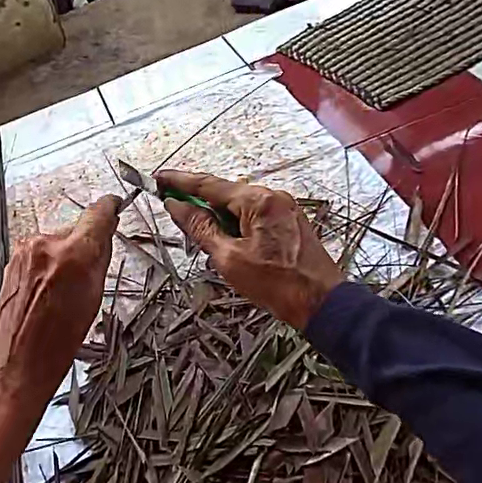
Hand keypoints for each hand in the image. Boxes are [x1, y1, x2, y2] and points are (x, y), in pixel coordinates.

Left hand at [0, 194, 119, 482]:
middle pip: (77, 227)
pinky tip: (51, 291)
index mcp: (73, 253)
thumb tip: (105, 235)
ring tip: (68, 290)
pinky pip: (41, 252)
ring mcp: (25, 251)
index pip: (98, 212)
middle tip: (93, 272)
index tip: (116, 207)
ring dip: (67, 254)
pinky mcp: (13, 261)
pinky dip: (51, 263)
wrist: (16, 365)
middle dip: (87, 243)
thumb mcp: (94, 299)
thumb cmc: (58, 343)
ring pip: (58, 240)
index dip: (110, 208)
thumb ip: (99, 260)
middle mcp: (46, 244)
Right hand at [156, 170, 343, 329]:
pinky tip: (227, 243)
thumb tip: (177, 207)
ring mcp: (283, 208)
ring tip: (204, 241)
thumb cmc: (278, 284)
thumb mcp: (228, 258)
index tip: (159, 179)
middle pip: (224, 193)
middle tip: (174, 212)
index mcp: (258, 200)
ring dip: (218, 219)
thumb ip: (200, 227)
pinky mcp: (288, 222)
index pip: (209, 184)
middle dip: (199, 204)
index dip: (180, 181)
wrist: (322, 303)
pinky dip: (235, 225)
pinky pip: (253, 215)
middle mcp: (273, 197)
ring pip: (239, 206)